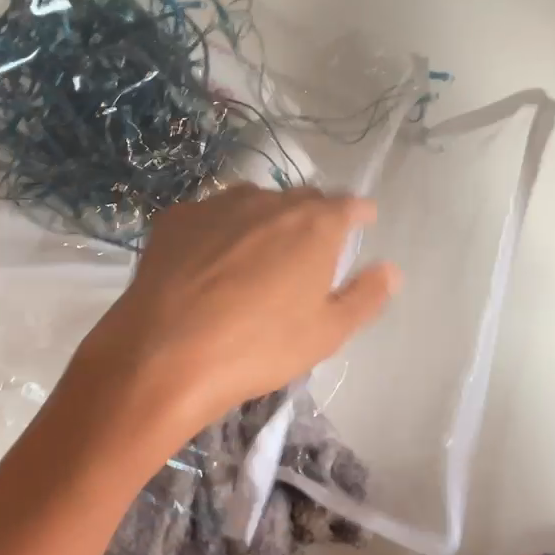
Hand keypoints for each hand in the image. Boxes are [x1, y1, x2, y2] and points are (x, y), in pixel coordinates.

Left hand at [72, 186, 399, 429]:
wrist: (164, 354)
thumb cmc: (257, 348)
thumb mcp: (325, 334)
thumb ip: (363, 297)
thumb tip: (390, 270)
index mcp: (314, 225)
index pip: (348, 205)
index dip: (357, 216)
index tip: (359, 227)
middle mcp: (268, 201)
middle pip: (299, 200)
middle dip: (310, 219)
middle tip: (305, 253)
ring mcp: (216, 205)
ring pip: (251, 203)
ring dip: (261, 221)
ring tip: (254, 257)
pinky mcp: (174, 219)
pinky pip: (208, 216)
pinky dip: (217, 232)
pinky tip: (207, 263)